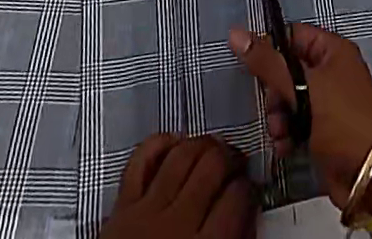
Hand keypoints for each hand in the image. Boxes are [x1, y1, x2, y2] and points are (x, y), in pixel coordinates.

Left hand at [101, 134, 255, 238]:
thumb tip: (248, 223)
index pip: (238, 200)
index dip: (249, 188)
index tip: (250, 188)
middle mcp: (177, 226)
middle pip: (212, 166)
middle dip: (229, 157)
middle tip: (235, 162)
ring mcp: (146, 212)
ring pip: (181, 154)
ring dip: (201, 145)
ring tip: (211, 149)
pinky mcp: (121, 206)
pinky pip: (141, 160)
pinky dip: (159, 144)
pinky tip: (173, 144)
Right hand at [230, 23, 371, 213]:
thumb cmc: (343, 123)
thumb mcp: (303, 89)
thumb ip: (268, 63)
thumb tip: (236, 33)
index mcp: (332, 50)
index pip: (292, 36)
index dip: (271, 49)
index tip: (254, 66)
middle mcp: (330, 71)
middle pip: (286, 69)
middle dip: (274, 92)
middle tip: (275, 107)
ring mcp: (327, 101)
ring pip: (287, 98)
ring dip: (278, 116)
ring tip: (281, 132)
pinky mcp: (323, 128)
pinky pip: (294, 121)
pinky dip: (286, 132)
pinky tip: (285, 145)